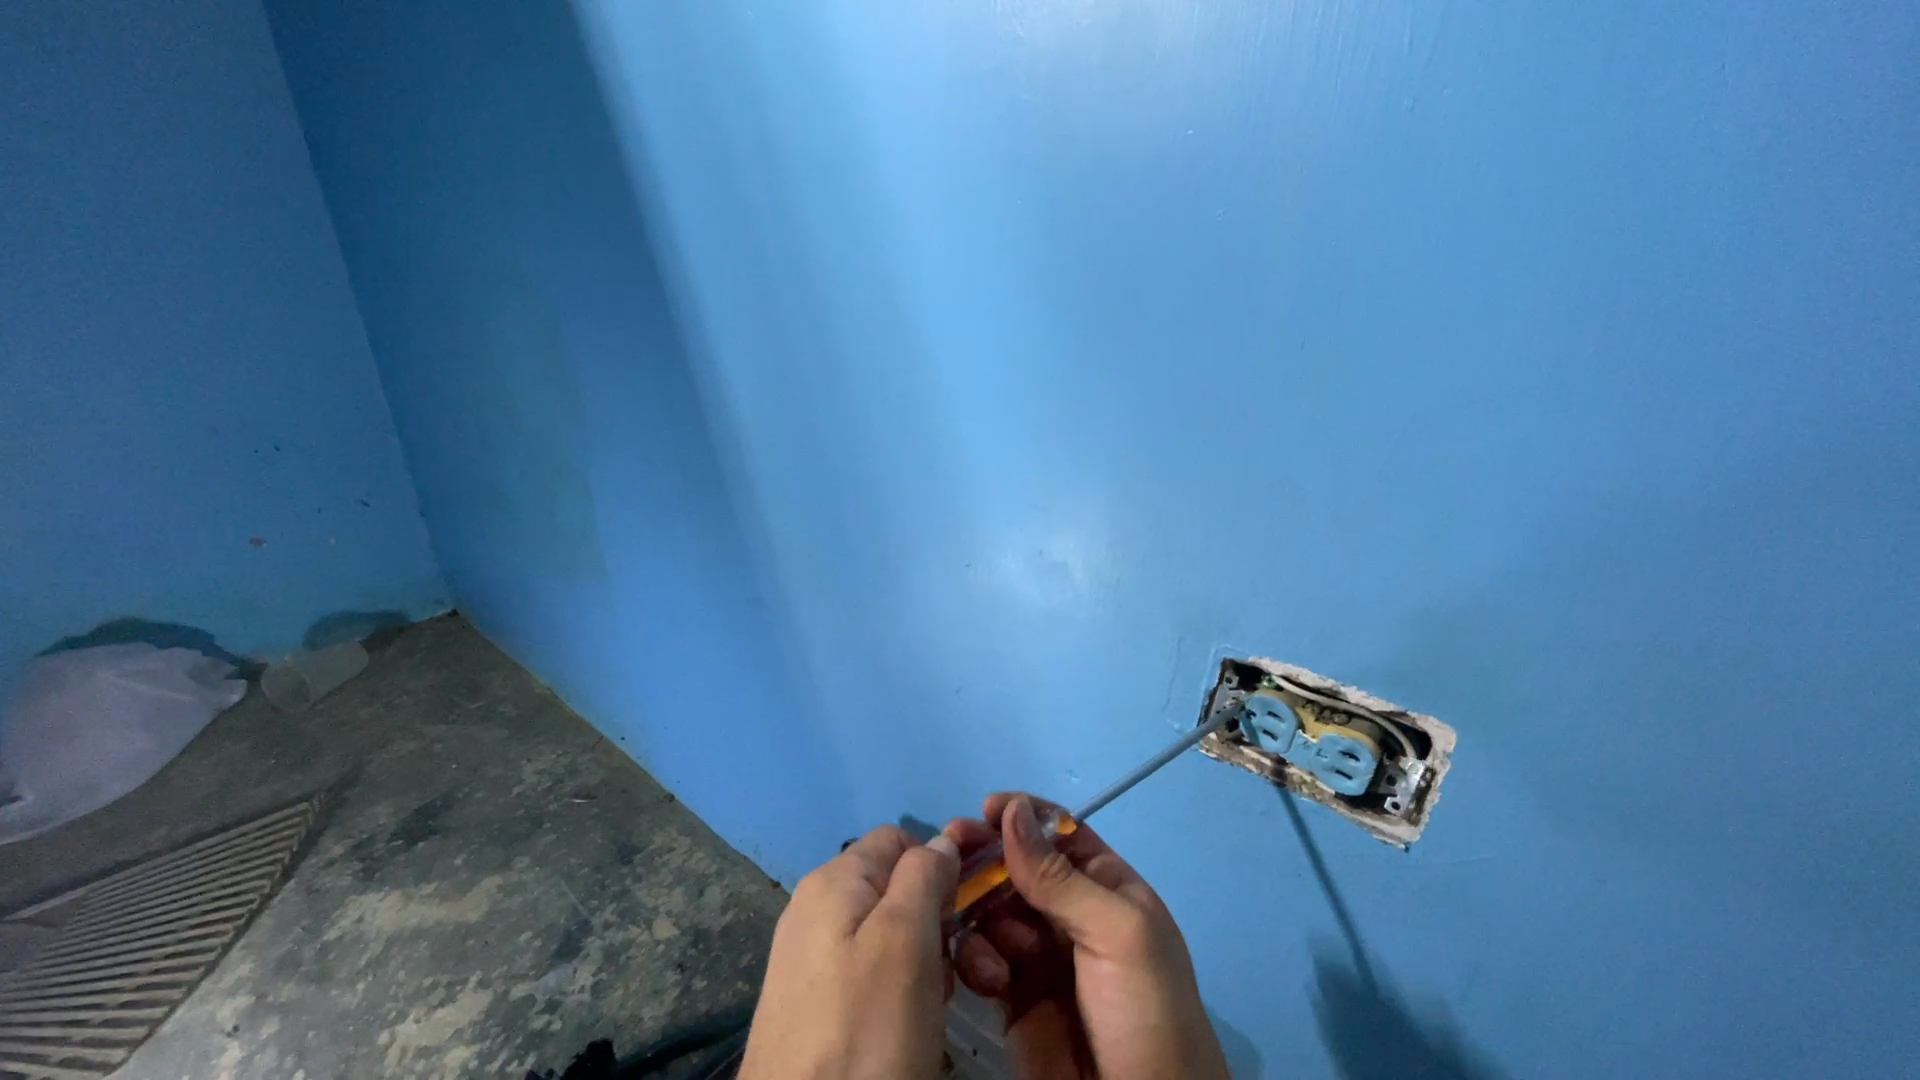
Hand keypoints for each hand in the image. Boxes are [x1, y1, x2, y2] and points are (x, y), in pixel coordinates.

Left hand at [739, 825, 961, 1079]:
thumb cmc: (865, 1026)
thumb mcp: (905, 938)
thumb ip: (924, 875)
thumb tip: (941, 839)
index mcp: (835, 881)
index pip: (899, 839)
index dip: (946, 857)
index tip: (985, 895)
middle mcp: (819, 910)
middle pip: (901, 890)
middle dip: (950, 919)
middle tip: (987, 968)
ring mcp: (817, 960)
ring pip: (896, 936)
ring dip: (940, 958)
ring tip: (963, 996)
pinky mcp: (821, 1006)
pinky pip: (878, 975)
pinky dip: (910, 989)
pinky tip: (924, 1021)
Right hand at [946, 795, 1229, 1079]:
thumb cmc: (1144, 1009)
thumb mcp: (1115, 933)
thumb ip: (1058, 876)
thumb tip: (1012, 810)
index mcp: (1107, 888)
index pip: (1060, 835)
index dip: (1024, 816)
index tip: (984, 808)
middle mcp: (1071, 913)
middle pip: (1017, 867)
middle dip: (986, 857)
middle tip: (951, 849)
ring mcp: (1040, 954)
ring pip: (993, 910)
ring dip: (979, 912)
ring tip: (976, 932)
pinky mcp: (1012, 995)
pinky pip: (982, 956)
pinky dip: (976, 957)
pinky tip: (986, 976)